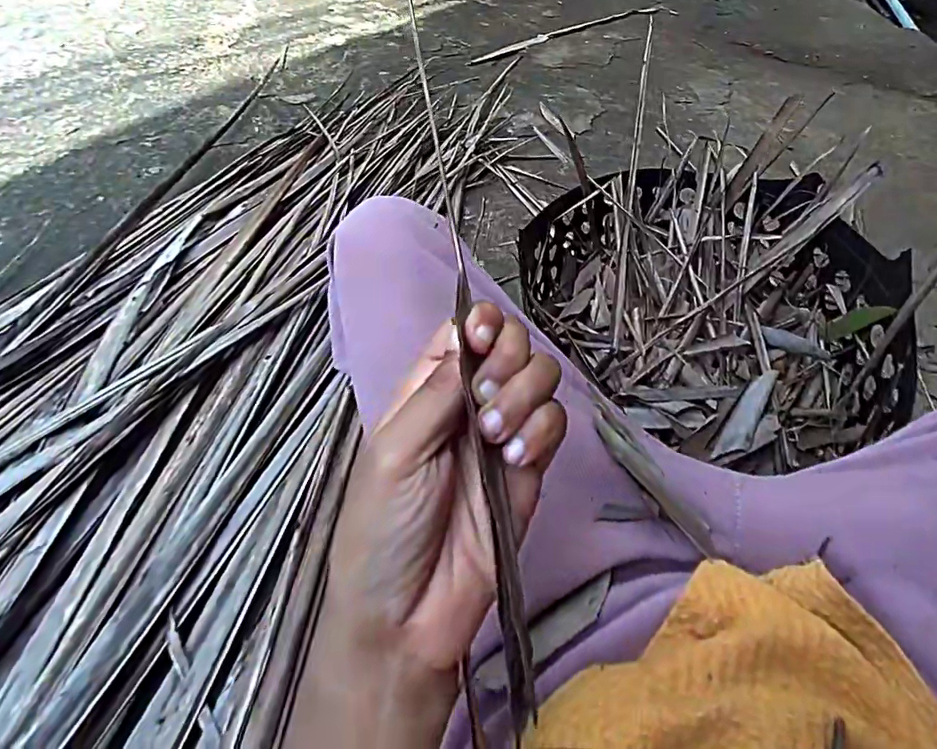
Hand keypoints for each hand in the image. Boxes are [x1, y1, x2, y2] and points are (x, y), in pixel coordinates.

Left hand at [289, 303, 565, 747]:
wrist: (408, 615)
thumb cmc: (381, 525)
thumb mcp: (394, 451)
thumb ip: (437, 391)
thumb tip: (469, 335)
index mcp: (427, 389)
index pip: (463, 332)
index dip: (481, 322)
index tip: (484, 336)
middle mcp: (468, 401)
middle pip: (511, 344)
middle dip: (508, 356)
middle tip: (486, 393)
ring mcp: (504, 432)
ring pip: (540, 377)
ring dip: (525, 392)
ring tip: (497, 434)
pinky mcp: (531, 465)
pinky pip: (555, 423)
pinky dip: (543, 429)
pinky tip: (517, 457)